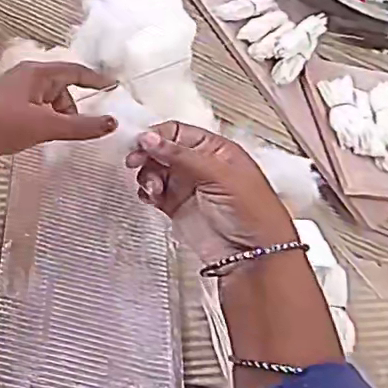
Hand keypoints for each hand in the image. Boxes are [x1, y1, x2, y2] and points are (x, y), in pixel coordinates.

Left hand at [0, 61, 116, 162]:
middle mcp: (25, 77)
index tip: (111, 86)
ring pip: (47, 104)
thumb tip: (110, 123)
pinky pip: (34, 112)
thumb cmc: (0, 125)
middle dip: (69, 110)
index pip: (74, 71)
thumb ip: (81, 126)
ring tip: (44, 136)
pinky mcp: (5, 108)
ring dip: (53, 119)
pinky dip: (40, 123)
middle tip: (68, 129)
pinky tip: (32, 137)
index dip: (94, 79)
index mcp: (36, 72)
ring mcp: (14, 92)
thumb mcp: (46, 126)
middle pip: (61, 90)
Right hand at [126, 123, 296, 259]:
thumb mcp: (218, 175)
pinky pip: (152, 191)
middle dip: (146, 155)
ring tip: (154, 188)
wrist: (251, 255)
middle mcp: (199, 165)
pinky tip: (152, 197)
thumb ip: (180, 155)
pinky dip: (147, 192)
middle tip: (135, 162)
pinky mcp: (176, 205)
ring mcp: (186, 186)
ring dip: (147, 176)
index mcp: (215, 150)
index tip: (140, 144)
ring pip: (154, 170)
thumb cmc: (252, 213)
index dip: (157, 136)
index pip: (177, 132)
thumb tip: (149, 138)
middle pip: (161, 150)